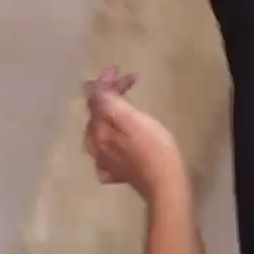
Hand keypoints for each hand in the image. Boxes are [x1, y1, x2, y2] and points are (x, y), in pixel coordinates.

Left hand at [83, 69, 185, 201]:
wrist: (165, 183)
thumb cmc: (152, 146)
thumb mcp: (131, 118)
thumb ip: (107, 102)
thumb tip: (88, 87)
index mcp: (99, 133)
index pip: (95, 100)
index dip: (105, 82)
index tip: (120, 70)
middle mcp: (97, 148)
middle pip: (98, 114)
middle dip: (110, 93)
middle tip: (130, 79)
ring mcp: (106, 162)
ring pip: (101, 130)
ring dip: (111, 111)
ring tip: (125, 100)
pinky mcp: (118, 173)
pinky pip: (107, 149)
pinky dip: (112, 135)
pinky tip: (120, 133)